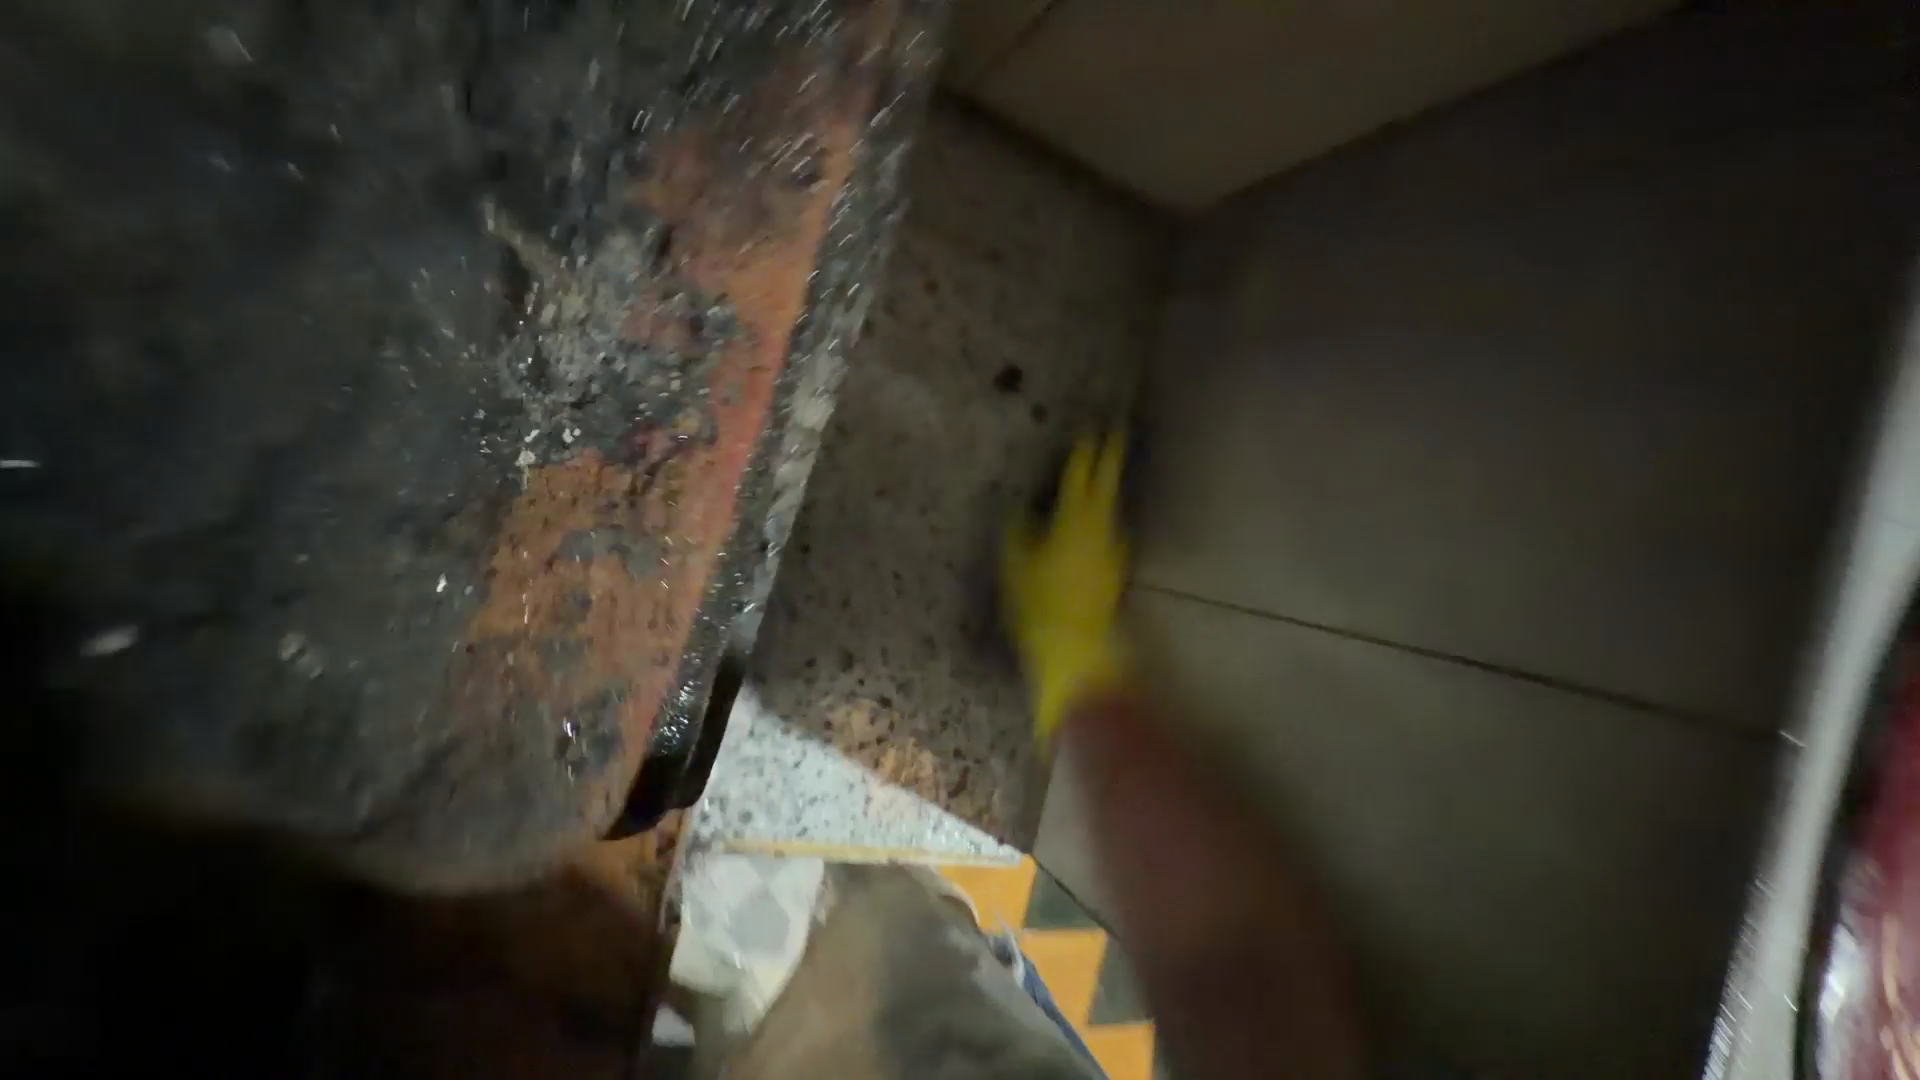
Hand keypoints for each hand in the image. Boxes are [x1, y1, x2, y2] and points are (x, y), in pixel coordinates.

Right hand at [1001, 432, 1129, 740]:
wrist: (1076, 645)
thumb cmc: (1038, 602)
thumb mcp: (1015, 562)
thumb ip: (1019, 529)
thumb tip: (1023, 508)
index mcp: (1074, 516)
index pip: (1080, 472)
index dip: (1084, 448)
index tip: (1091, 426)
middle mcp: (1100, 524)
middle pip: (1107, 480)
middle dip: (1110, 453)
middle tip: (1118, 428)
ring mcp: (1113, 545)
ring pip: (1110, 504)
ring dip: (1106, 485)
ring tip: (1101, 469)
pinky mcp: (1115, 565)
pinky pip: (1108, 527)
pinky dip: (1103, 514)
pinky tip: (1094, 518)